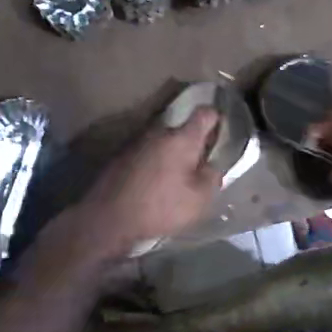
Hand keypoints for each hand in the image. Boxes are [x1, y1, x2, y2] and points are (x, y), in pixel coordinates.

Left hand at [74, 107, 223, 253]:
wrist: (108, 218)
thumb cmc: (160, 207)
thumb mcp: (199, 199)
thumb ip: (212, 177)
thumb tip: (212, 165)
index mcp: (182, 138)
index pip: (205, 114)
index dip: (217, 119)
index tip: (222, 132)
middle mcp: (158, 132)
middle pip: (182, 128)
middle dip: (193, 141)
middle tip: (201, 161)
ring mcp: (137, 141)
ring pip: (163, 140)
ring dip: (172, 152)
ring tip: (177, 175)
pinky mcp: (121, 155)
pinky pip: (147, 152)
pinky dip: (155, 161)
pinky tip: (156, 181)